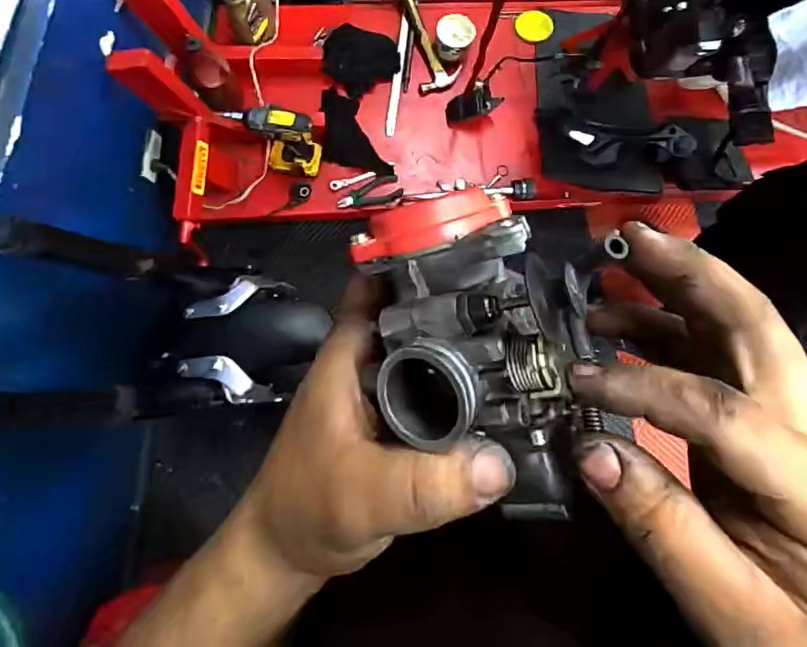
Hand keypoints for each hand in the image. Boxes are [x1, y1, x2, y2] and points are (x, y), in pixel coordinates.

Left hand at [234, 275, 515, 579]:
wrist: (286, 554)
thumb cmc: (308, 508)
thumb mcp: (364, 495)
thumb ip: (426, 485)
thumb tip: (500, 466)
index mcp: (351, 350)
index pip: (388, 281)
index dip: (429, 259)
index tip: (479, 253)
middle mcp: (370, 354)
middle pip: (419, 305)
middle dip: (463, 295)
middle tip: (516, 295)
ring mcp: (384, 381)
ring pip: (431, 340)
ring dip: (467, 333)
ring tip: (520, 329)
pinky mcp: (398, 409)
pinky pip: (438, 376)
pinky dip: (465, 372)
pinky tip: (499, 380)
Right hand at [572, 223, 806, 645]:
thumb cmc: (801, 641)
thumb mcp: (728, 611)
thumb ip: (662, 528)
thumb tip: (589, 448)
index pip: (731, 413)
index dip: (651, 389)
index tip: (582, 385)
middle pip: (758, 328)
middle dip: (694, 272)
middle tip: (633, 237)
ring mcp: (802, 410)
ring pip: (740, 324)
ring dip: (680, 283)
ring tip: (615, 268)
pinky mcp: (774, 409)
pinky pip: (721, 352)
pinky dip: (671, 326)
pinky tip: (623, 322)